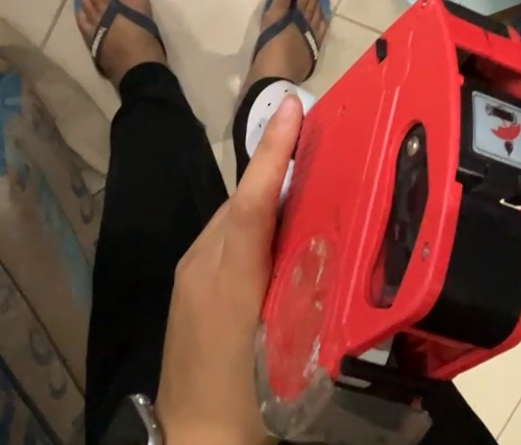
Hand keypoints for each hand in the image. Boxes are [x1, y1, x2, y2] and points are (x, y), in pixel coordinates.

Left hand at [155, 95, 304, 444]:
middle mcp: (202, 265)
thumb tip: (335, 247)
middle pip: (242, 200)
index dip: (272, 153)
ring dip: (264, 195)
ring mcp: (189, 273)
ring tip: (304, 180)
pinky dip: (250, 221)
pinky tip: (275, 233)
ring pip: (232, 217)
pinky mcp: (185, 284)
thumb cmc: (249, 404)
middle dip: (274, 166)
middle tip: (316, 138)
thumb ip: (307, 294)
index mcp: (228, 282)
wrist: (192, 444)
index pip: (251, 203)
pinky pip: (224, 236)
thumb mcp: (288, 352)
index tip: (290, 108)